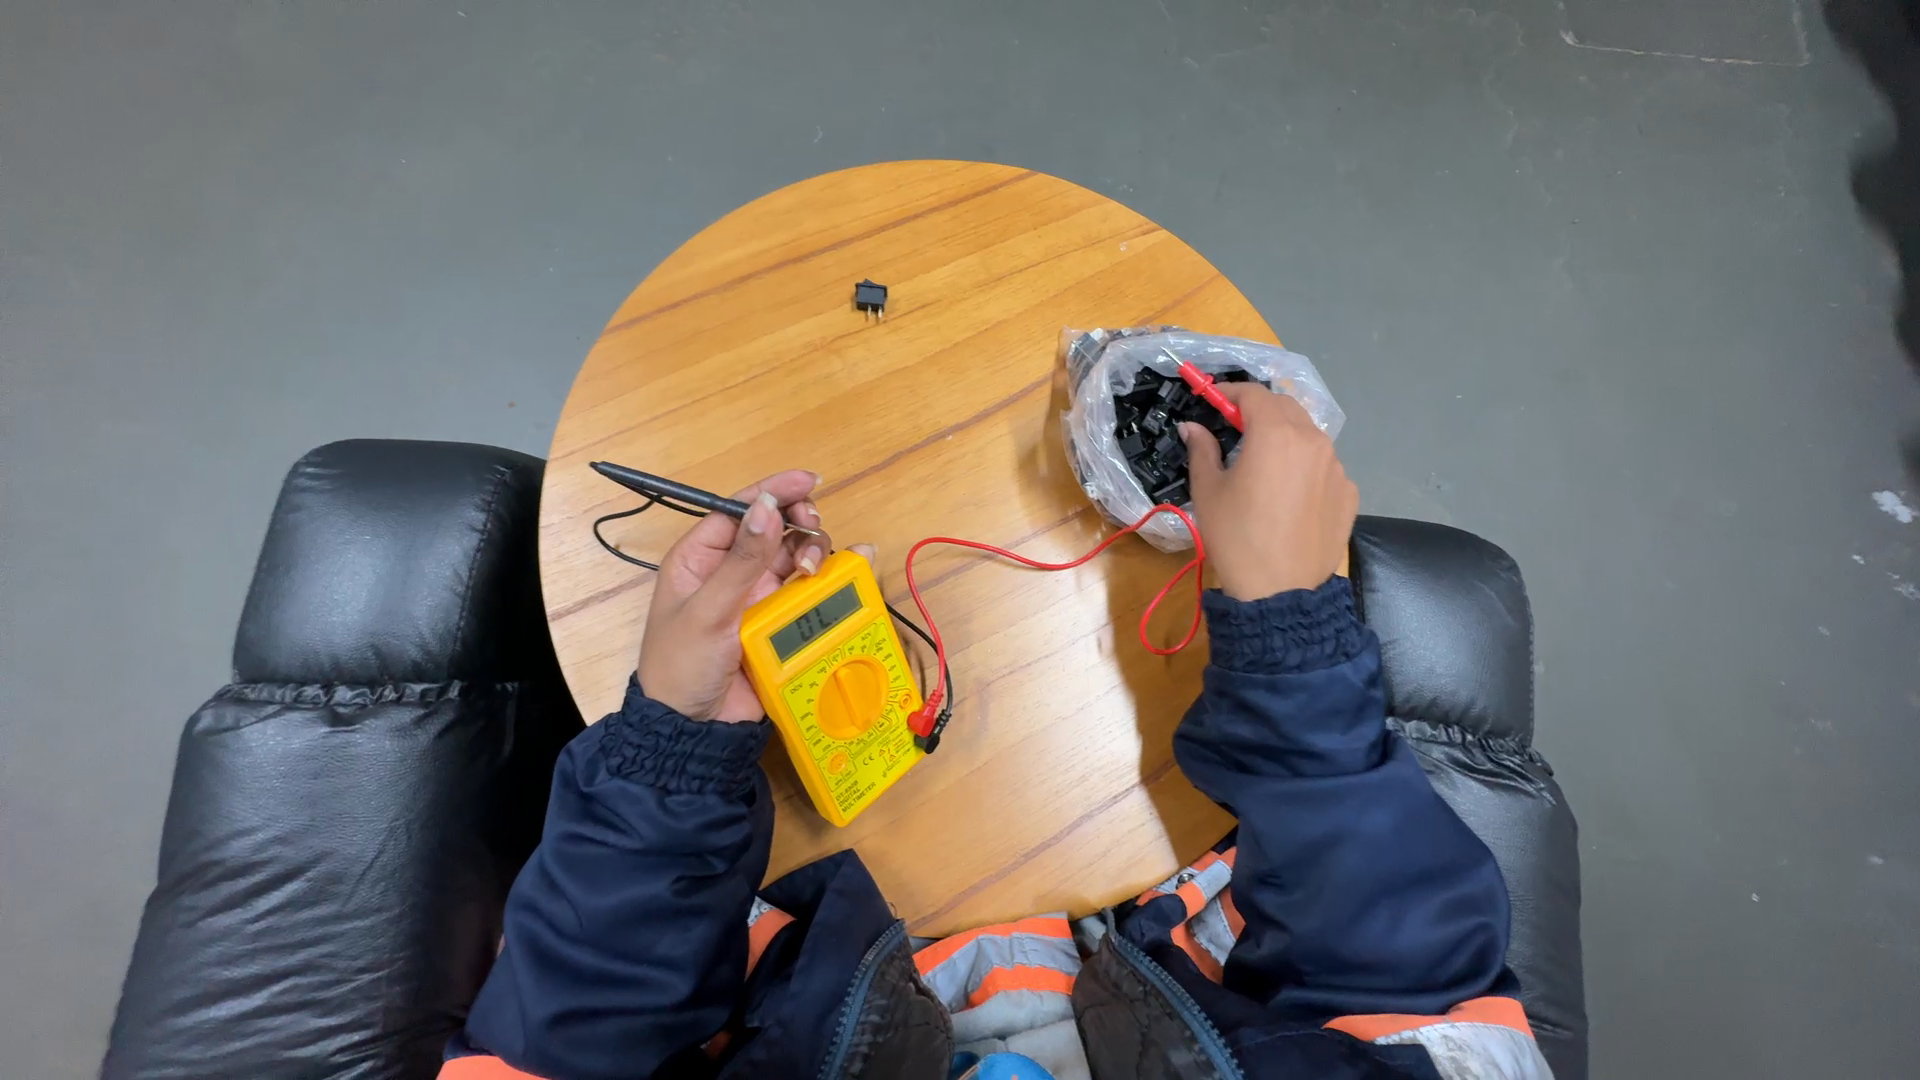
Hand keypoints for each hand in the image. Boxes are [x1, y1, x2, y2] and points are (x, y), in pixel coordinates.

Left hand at [638, 471, 830, 722]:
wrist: (697, 730)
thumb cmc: (683, 667)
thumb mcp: (708, 611)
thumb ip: (742, 559)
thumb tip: (766, 506)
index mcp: (701, 558)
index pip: (739, 509)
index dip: (772, 490)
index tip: (807, 481)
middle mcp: (733, 569)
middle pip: (776, 526)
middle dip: (798, 521)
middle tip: (811, 528)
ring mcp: (761, 594)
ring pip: (798, 554)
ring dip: (813, 550)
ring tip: (813, 570)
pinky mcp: (783, 619)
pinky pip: (811, 589)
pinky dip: (831, 576)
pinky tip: (851, 566)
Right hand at [1179, 383, 1356, 601]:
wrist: (1280, 592)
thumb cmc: (1235, 537)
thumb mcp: (1208, 491)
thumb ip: (1202, 449)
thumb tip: (1193, 427)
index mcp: (1276, 435)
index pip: (1254, 394)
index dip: (1229, 391)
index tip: (1211, 398)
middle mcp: (1313, 440)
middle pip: (1285, 407)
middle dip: (1258, 409)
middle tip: (1233, 426)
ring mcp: (1337, 466)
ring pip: (1307, 435)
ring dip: (1283, 436)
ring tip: (1262, 463)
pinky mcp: (1349, 492)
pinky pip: (1323, 466)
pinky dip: (1303, 466)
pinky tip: (1286, 495)